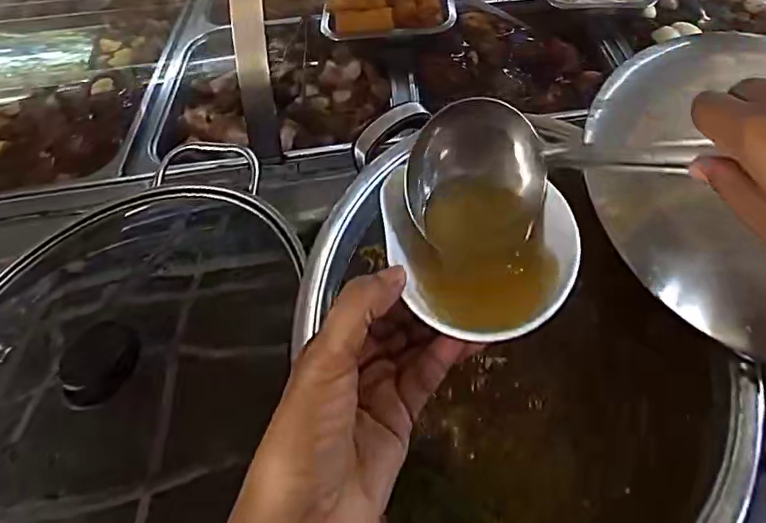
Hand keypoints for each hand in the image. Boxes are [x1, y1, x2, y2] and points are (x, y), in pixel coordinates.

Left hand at [231, 268, 479, 522]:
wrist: (309, 518)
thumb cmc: (300, 440)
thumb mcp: (324, 358)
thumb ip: (357, 309)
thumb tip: (392, 274)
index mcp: (329, 346)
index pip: (367, 303)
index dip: (394, 285)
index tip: (422, 267)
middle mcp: (353, 365)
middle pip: (394, 324)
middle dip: (421, 305)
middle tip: (450, 285)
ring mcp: (378, 392)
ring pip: (414, 347)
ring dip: (438, 328)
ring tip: (465, 307)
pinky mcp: (399, 419)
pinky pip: (427, 377)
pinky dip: (447, 357)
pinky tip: (464, 341)